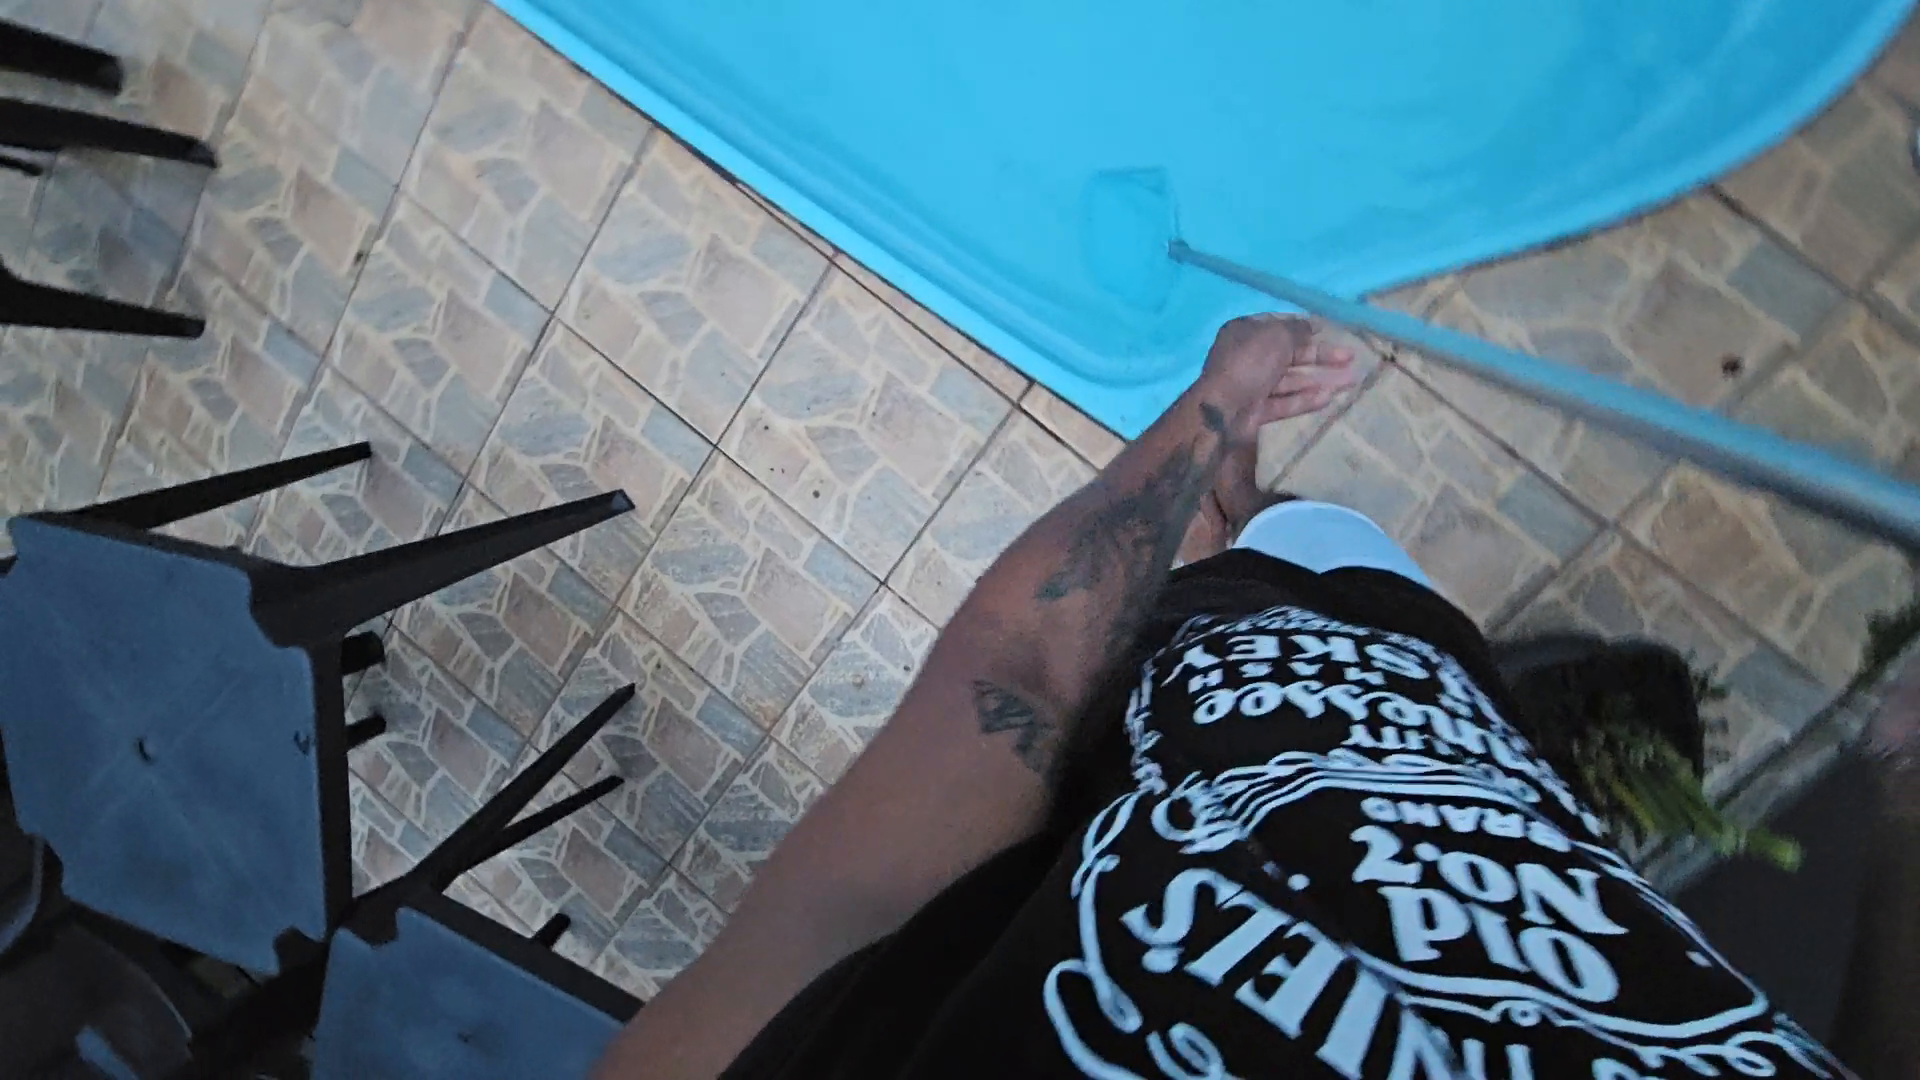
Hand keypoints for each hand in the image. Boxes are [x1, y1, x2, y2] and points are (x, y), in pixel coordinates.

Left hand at [1195, 314, 1360, 441]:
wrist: (1222, 411)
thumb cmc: (1249, 363)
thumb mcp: (1277, 336)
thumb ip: (1298, 329)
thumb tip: (1312, 325)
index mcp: (1244, 333)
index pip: (1277, 325)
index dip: (1303, 327)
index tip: (1328, 330)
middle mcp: (1246, 357)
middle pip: (1288, 354)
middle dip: (1320, 356)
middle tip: (1350, 357)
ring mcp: (1250, 385)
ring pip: (1289, 380)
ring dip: (1319, 379)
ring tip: (1351, 381)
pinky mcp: (1255, 410)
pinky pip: (1283, 403)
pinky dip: (1304, 399)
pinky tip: (1329, 398)